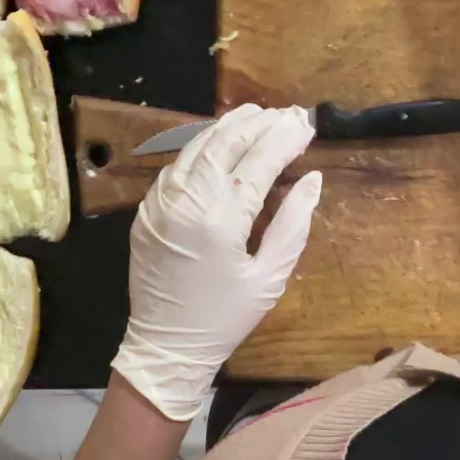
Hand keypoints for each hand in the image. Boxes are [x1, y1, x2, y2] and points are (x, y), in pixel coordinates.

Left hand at [112, 104, 323, 419]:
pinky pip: (175, 167)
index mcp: (220, 221)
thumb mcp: (269, 279)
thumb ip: (292, 225)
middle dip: (257, 124)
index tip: (305, 124)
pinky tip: (219, 143)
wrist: (167, 345)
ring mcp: (160, 203)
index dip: (284, 140)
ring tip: (256, 116)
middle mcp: (186, 202)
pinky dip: (201, 148)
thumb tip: (312, 179)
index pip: (258, 163)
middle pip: (225, 144)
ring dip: (227, 128)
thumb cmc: (225, 319)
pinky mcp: (146, 211)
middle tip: (285, 114)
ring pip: (196, 148)